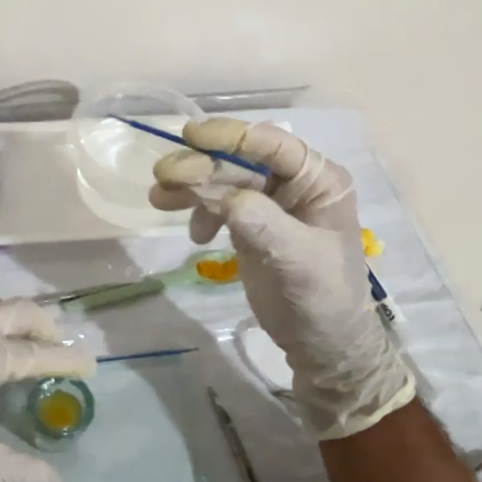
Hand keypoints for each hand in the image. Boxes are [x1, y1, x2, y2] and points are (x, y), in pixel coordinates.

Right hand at [150, 119, 413, 438]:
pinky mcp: (250, 224)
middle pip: (240, 160)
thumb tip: (222, 195)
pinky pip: (218, 204)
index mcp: (318, 179)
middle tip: (163, 175)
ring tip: (158, 197)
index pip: (272, 144)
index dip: (232, 135)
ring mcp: (270, 203)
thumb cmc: (323, 298)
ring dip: (191, 186)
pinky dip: (198, 210)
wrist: (322, 346)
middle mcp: (293, 183)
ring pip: (224, 180)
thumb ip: (261, 222)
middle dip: (202, 165)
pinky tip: (194, 235)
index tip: (192, 137)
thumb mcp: (298, 260)